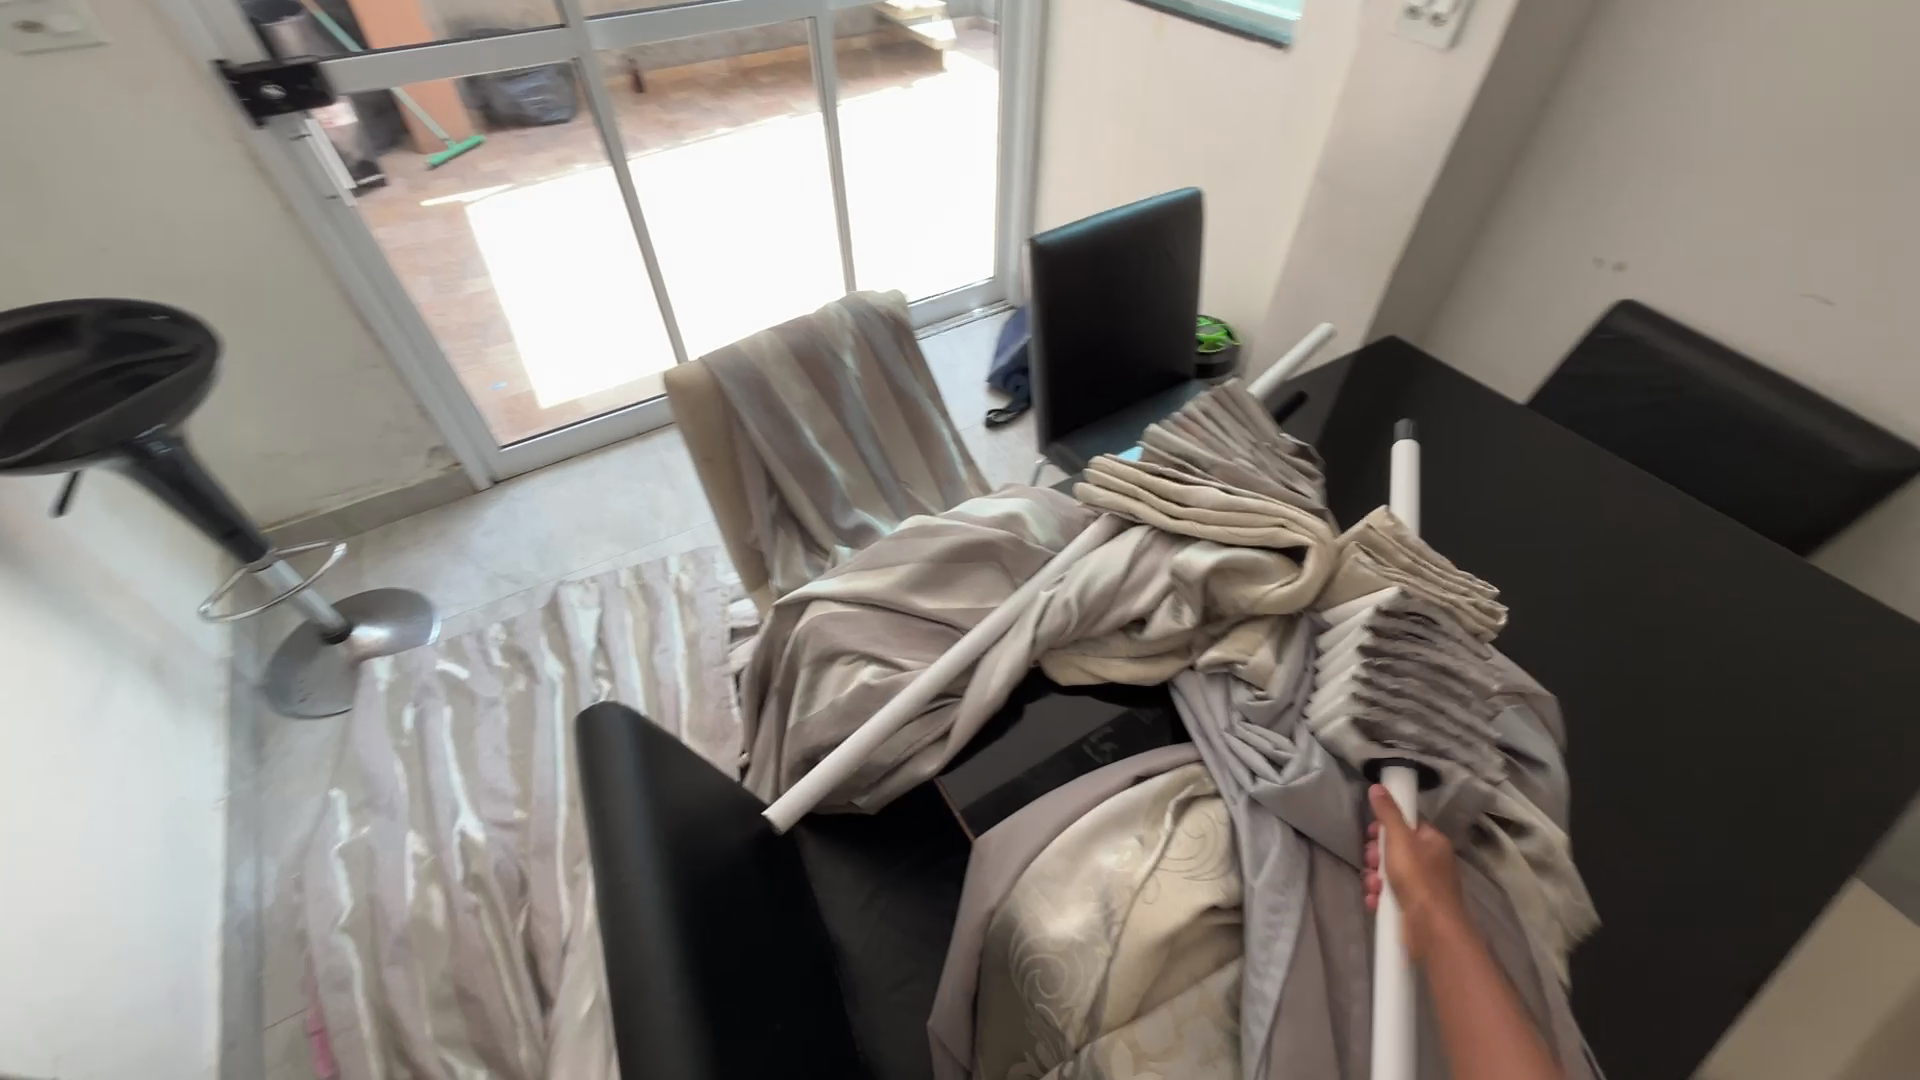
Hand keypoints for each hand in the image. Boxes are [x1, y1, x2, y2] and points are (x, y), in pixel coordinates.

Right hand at [1365, 783, 1468, 959]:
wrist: (1432, 929)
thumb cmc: (1418, 879)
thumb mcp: (1399, 840)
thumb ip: (1387, 813)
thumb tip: (1378, 787)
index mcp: (1433, 842)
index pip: (1408, 823)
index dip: (1386, 826)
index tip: (1373, 833)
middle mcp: (1431, 861)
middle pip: (1394, 848)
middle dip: (1376, 855)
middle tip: (1373, 860)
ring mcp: (1423, 885)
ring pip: (1389, 871)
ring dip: (1375, 877)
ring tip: (1374, 885)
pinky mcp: (1414, 905)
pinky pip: (1389, 892)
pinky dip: (1379, 895)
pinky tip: (1375, 900)